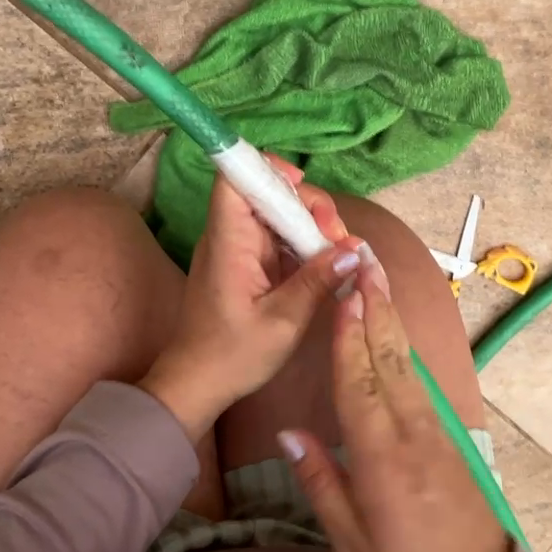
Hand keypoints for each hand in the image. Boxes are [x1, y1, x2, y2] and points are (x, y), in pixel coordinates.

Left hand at [139, 157, 362, 440]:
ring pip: (277, 216)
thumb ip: (316, 281)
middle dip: (306, 204)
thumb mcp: (282, 321)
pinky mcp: (249, 265)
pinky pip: (278, 239)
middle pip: (266, 193)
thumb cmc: (232, 355)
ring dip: (310, 226)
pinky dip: (303, 245)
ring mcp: (240, 250)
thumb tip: (353, 250)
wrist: (198, 382)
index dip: (264, 169)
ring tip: (338, 252)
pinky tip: (327, 263)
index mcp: (228, 242)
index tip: (301, 183)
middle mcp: (230, 237)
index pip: (233, 181)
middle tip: (336, 236)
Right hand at [279, 264, 512, 551]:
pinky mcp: (444, 436)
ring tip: (375, 278)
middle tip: (363, 258)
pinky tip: (392, 330)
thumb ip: (321, 482)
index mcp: (381, 458)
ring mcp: (433, 431)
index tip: (343, 291)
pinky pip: (417, 379)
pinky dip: (401, 346)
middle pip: (388, 358)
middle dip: (375, 306)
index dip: (348, 336)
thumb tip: (289, 432)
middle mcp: (410, 433)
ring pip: (406, 363)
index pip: (359, 384)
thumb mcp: (352, 542)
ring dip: (389, 317)